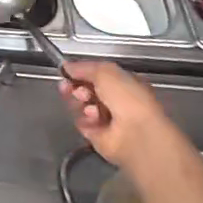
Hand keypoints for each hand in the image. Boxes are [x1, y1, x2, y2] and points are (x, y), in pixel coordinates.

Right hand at [58, 60, 187, 171]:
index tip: (67, 72)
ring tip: (86, 102)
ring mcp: (107, 119)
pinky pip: (82, 123)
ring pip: (81, 106)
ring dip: (80, 102)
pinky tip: (93, 118)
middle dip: (75, 86)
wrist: (136, 133)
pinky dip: (85, 119)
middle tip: (68, 86)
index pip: (96, 75)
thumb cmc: (126, 97)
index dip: (81, 73)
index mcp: (123, 83)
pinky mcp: (98, 136)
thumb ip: (84, 67)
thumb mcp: (106, 72)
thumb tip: (66, 67)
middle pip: (86, 90)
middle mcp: (116, 101)